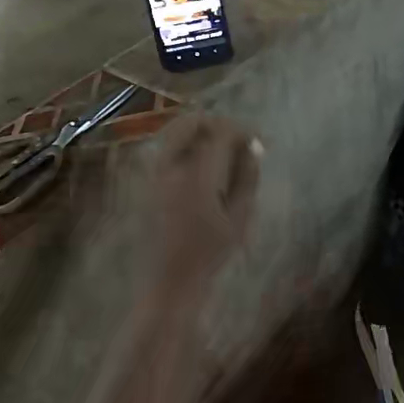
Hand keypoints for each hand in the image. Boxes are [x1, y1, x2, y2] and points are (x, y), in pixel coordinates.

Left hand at [149, 113, 260, 298]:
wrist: (171, 279)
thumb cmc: (210, 253)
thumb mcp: (239, 218)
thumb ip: (247, 178)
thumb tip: (253, 147)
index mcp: (198, 175)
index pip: (220, 133)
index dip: (241, 130)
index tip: (256, 140)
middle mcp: (171, 166)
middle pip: (191, 122)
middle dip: (216, 124)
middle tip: (236, 139)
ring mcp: (154, 172)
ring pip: (174, 132)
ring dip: (199, 132)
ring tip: (220, 150)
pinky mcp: (147, 182)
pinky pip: (166, 149)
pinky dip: (185, 145)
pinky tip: (202, 165)